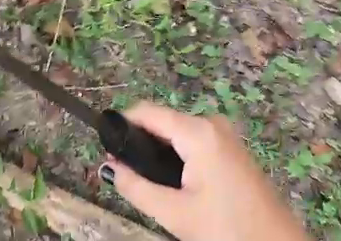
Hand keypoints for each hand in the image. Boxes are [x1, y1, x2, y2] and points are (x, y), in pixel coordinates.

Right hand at [103, 103, 308, 240]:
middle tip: (131, 178)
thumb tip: (108, 168)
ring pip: (178, 134)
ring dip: (162, 154)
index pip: (146, 112)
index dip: (122, 126)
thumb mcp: (176, 215)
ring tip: (154, 187)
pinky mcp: (233, 149)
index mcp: (197, 132)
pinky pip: (195, 143)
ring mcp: (226, 135)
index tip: (106, 149)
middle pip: (162, 122)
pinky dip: (180, 158)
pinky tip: (179, 188)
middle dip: (143, 145)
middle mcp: (211, 123)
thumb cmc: (229, 232)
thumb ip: (137, 188)